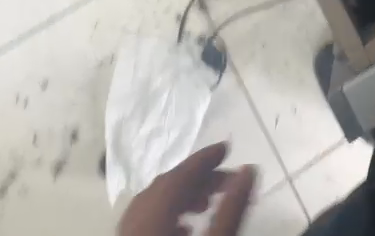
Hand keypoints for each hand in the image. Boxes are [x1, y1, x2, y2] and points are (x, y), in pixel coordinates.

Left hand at [118, 143, 256, 235]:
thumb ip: (232, 206)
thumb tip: (249, 167)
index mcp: (152, 212)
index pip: (178, 174)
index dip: (204, 157)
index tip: (228, 146)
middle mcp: (132, 218)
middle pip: (164, 186)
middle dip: (195, 176)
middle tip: (224, 177)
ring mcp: (125, 232)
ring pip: (152, 202)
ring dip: (182, 195)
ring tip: (208, 202)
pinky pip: (143, 220)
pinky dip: (166, 213)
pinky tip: (185, 226)